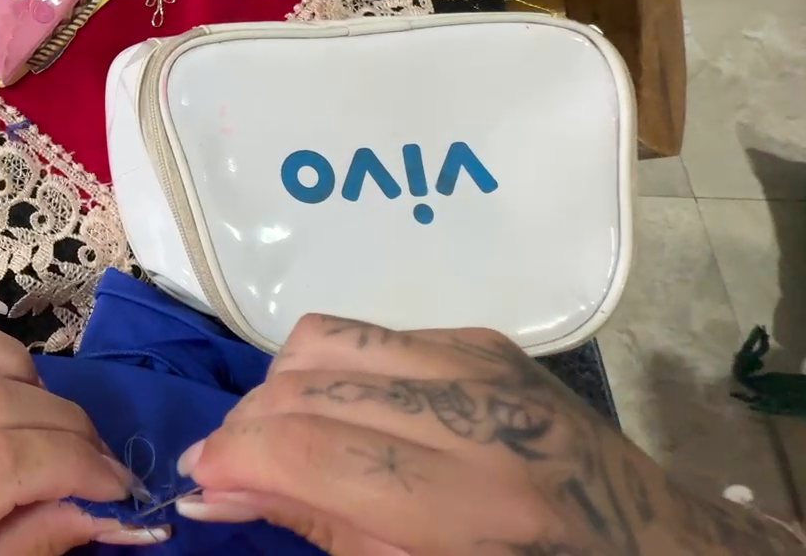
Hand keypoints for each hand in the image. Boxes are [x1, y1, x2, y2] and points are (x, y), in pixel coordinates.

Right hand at [177, 313, 802, 555]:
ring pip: (315, 342)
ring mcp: (481, 360)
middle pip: (303, 390)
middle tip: (234, 464)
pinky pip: (357, 331)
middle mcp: (481, 413)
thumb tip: (209, 487)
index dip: (235, 458)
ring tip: (286, 431)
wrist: (667, 554)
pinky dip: (325, 368)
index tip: (197, 474)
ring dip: (277, 388)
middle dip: (246, 427)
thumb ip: (314, 523)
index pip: (310, 452)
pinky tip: (344, 407)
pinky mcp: (476, 336)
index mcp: (485, 503)